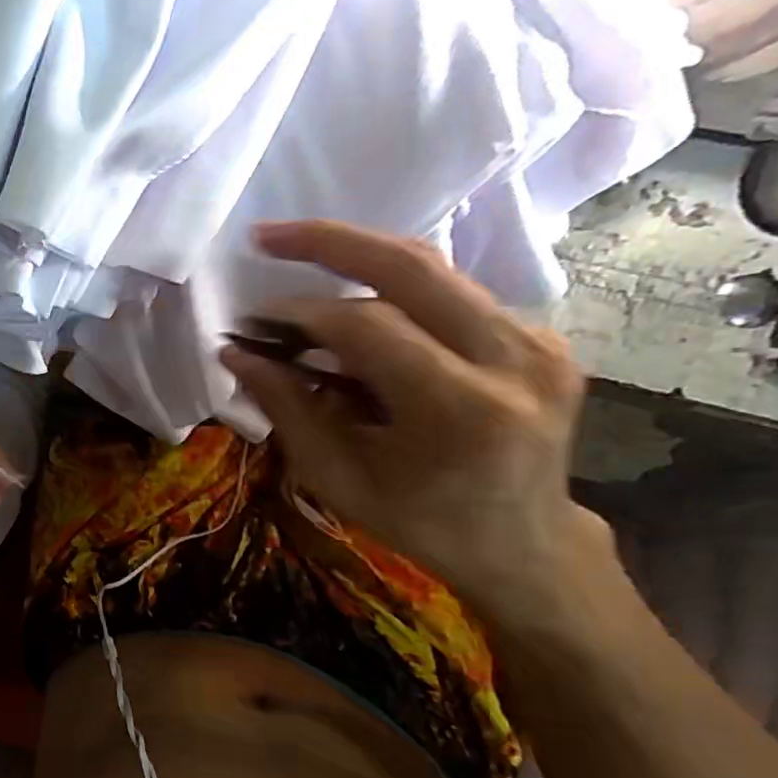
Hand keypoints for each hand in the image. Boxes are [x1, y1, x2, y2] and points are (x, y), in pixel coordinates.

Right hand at [219, 220, 610, 609]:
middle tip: (267, 235)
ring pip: (435, 272)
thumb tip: (236, 353)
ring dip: (358, 260)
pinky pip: (451, 295)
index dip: (300, 315)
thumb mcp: (337, 475)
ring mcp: (537, 342)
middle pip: (415, 268)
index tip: (252, 322)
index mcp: (461, 410)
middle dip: (331, 242)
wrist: (522, 542)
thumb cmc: (418, 522)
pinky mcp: (540, 336)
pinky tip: (352, 304)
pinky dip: (391, 291)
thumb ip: (288, 407)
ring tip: (298, 260)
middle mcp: (513, 360)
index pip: (369, 329)